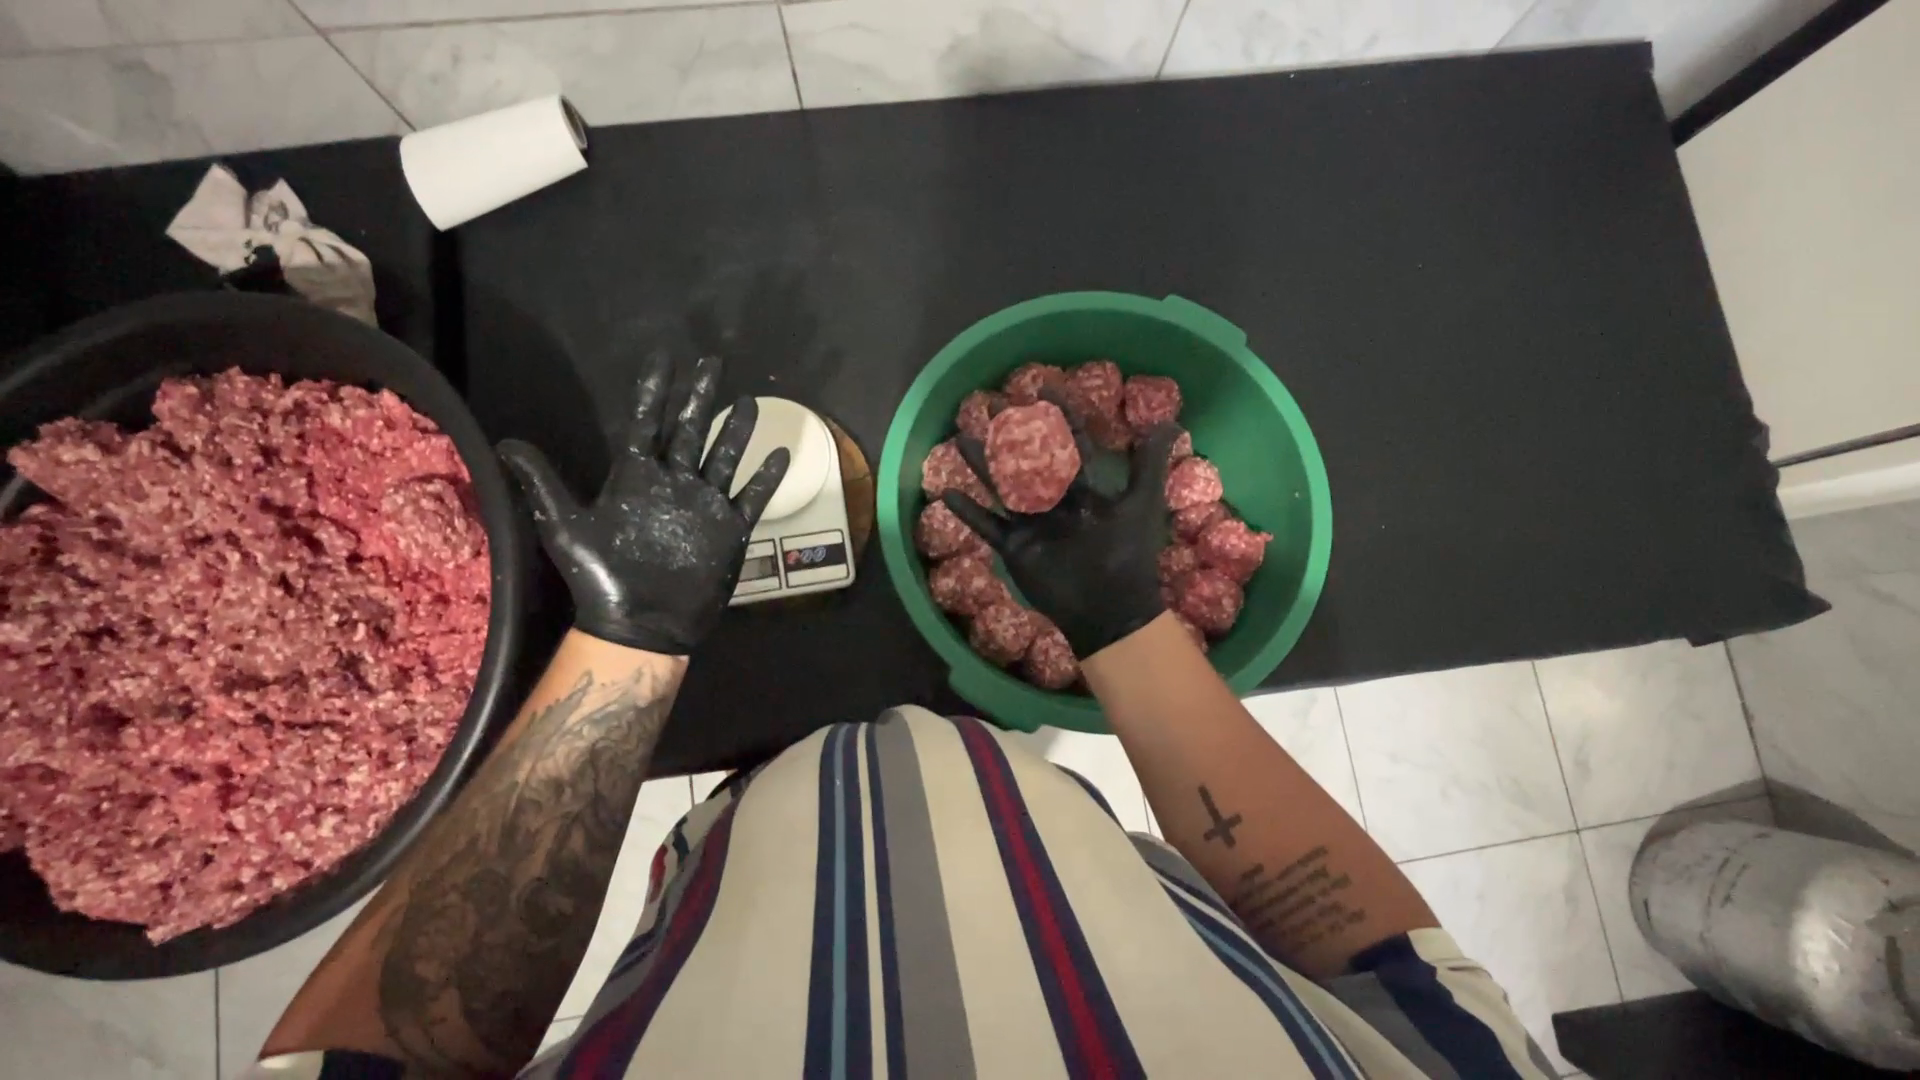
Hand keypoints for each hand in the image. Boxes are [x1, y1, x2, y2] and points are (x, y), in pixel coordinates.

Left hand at [498, 354, 788, 654]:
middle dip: (701, 397)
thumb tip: (506, 443)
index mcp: (638, 477)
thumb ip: (544, 483)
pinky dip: (768, 476)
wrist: (641, 625)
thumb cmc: (602, 577)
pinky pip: (753, 496)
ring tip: (749, 402)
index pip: (648, 422)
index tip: (666, 358)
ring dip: (737, 431)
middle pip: (692, 430)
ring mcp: (705, 505)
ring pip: (725, 457)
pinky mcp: (730, 528)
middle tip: (712, 364)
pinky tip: (781, 453)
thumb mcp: (566, 526)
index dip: (655, 391)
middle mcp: (675, 483)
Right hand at [943, 397, 1177, 657]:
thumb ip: (1149, 464)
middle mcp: (1056, 503)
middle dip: (1012, 434)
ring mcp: (1033, 526)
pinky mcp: (1015, 549)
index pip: (1070, 445)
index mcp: (1085, 490)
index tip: (1045, 388)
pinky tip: (946, 494)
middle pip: (1029, 461)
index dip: (1060, 417)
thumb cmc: (1127, 554)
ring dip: (982, 464)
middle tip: (993, 405)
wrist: (1108, 610)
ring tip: (961, 438)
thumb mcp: (1141, 503)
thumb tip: (1170, 421)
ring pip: (1003, 487)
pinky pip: (988, 526)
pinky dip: (968, 513)